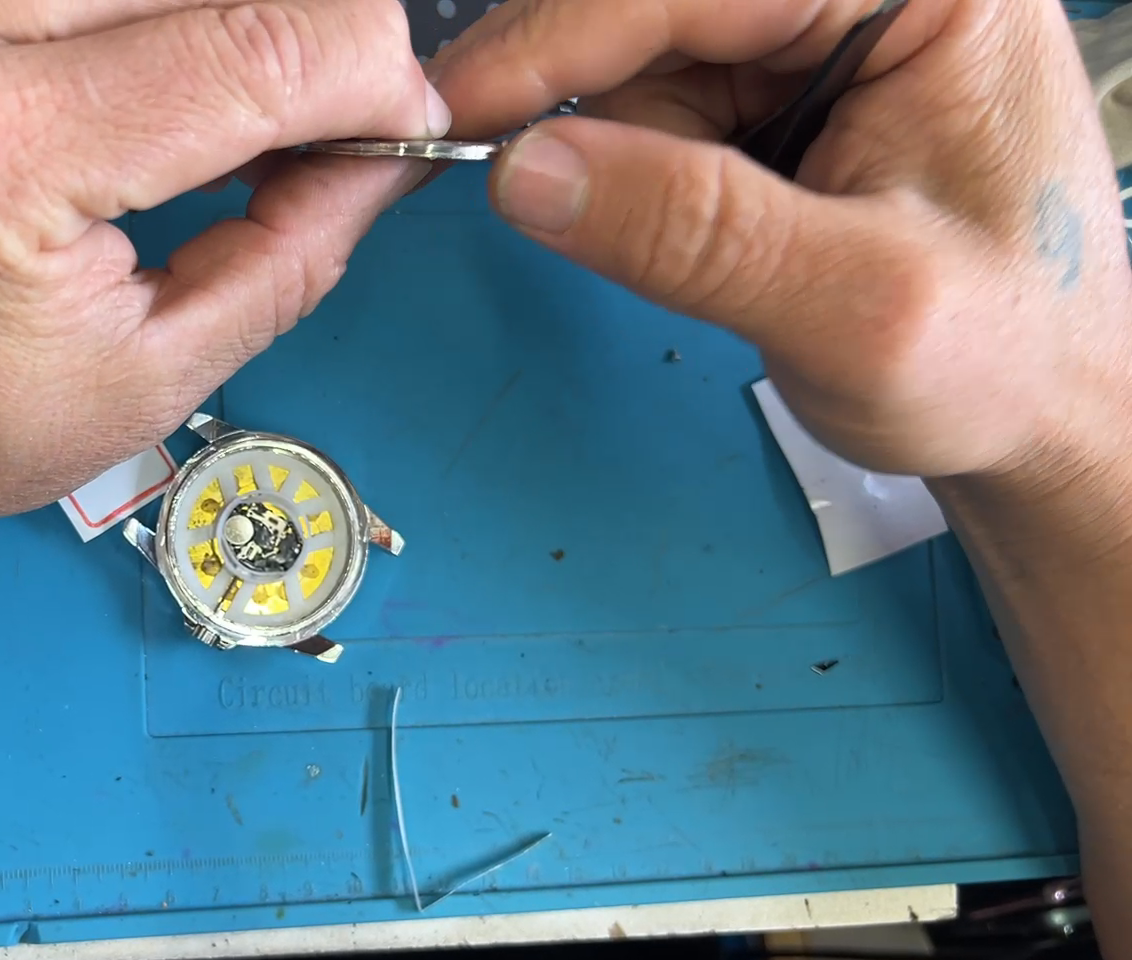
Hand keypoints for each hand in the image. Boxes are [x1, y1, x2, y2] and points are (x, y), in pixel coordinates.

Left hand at [0, 0, 449, 578]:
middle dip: (302, 39)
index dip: (366, 68)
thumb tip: (370, 158)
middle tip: (324, 132)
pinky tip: (146, 90)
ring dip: (217, 26)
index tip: (403, 120)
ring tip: (233, 123)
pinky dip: (130, 19)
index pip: (249, 46)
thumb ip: (282, 259)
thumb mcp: (143, 386)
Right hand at [430, 0, 1131, 491]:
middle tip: (457, 157)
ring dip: (579, 146)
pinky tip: (618, 222)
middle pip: (646, 17)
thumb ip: (689, 231)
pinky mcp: (758, 113)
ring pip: (627, 73)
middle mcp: (854, 2)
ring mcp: (802, 54)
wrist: (1027, 406)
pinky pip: (636, 123)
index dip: (553, 41)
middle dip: (549, 88)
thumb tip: (518, 174)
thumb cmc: (989, 356)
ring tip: (634, 237)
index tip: (445, 110)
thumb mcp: (848, 303)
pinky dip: (594, 171)